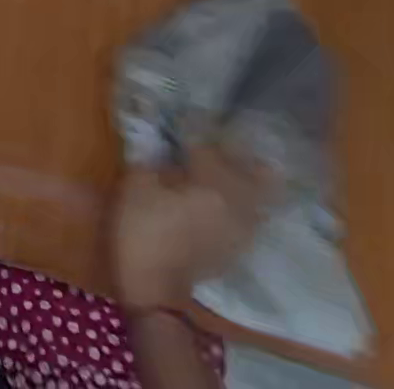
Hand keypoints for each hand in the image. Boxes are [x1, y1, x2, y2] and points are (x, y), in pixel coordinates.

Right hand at [111, 143, 275, 312]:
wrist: (154, 282)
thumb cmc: (140, 227)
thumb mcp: (135, 185)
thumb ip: (151, 159)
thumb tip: (159, 142)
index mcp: (211, 187)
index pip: (206, 148)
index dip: (194, 127)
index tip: (187, 110)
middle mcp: (238, 206)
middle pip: (253, 175)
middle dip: (242, 153)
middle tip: (228, 135)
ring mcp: (243, 229)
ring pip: (259, 197)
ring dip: (250, 178)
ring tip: (237, 163)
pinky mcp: (238, 245)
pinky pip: (250, 214)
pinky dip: (244, 199)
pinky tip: (227, 195)